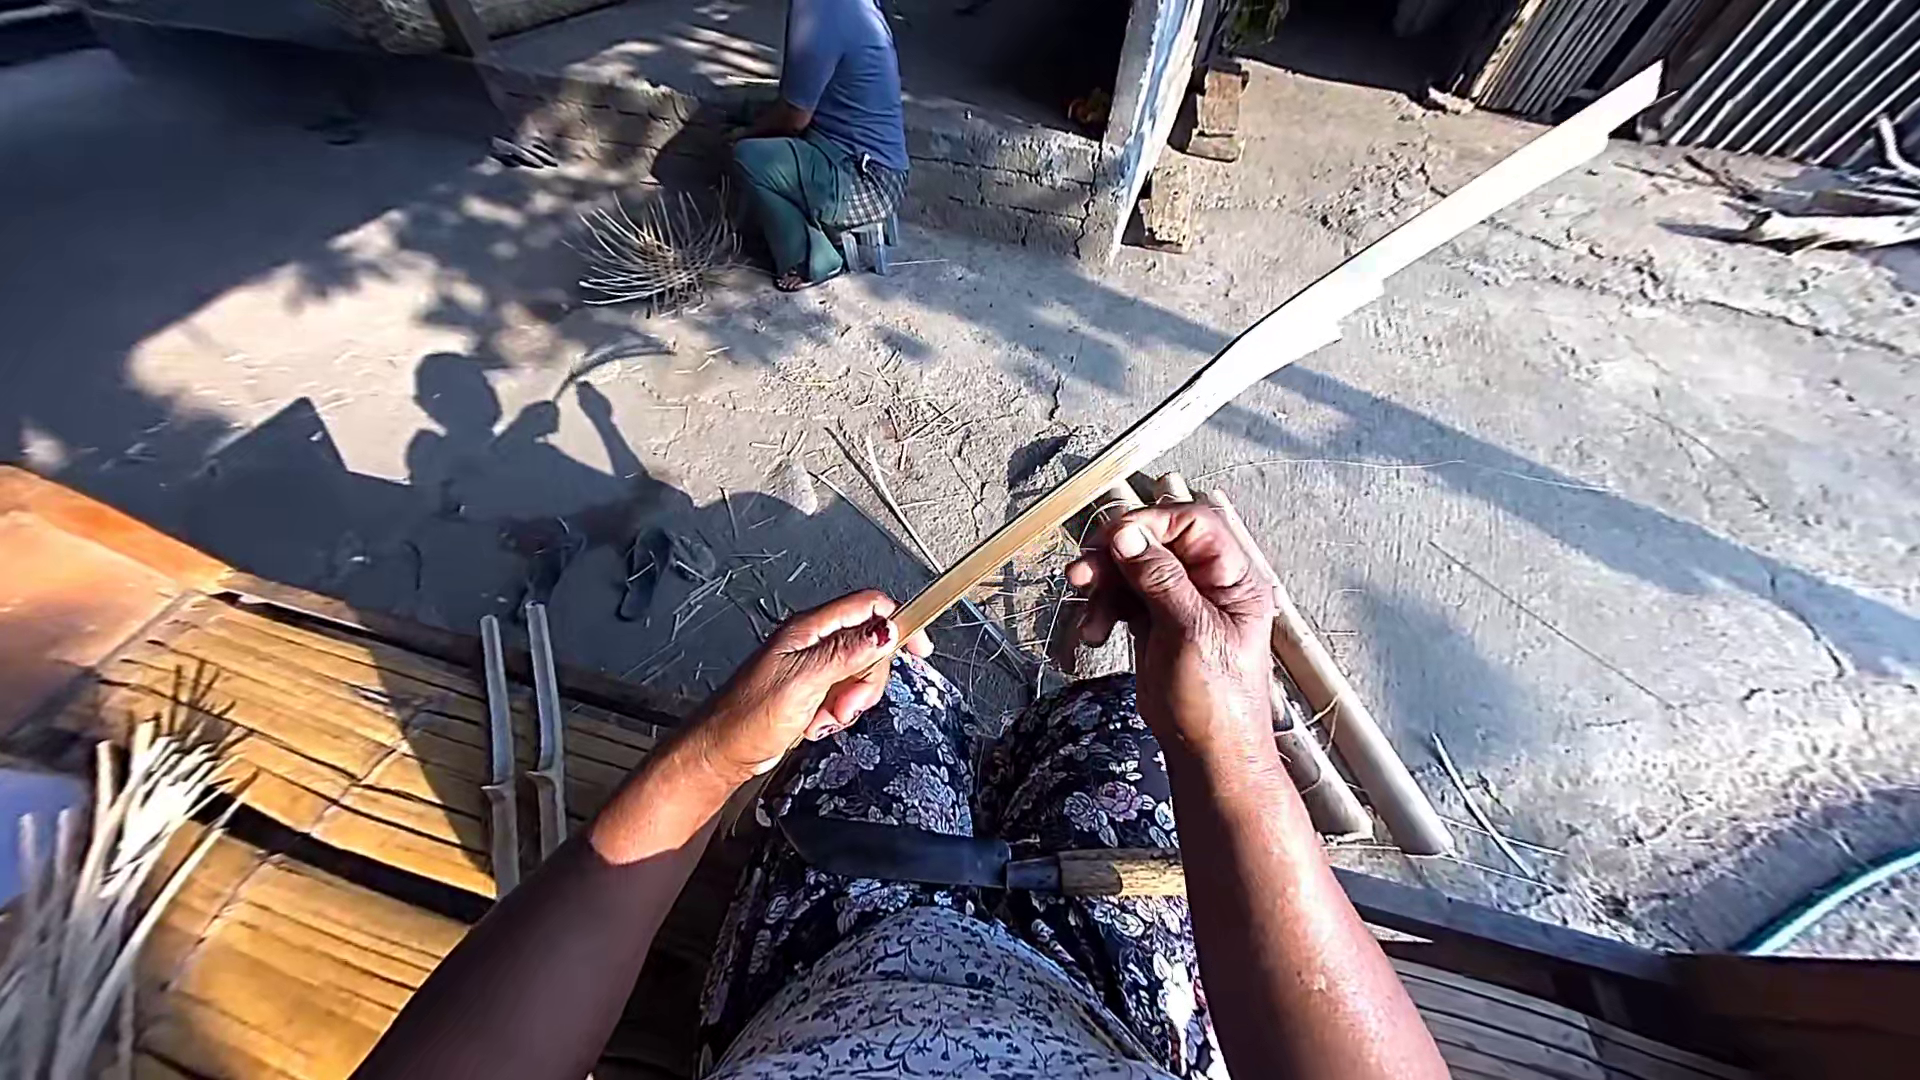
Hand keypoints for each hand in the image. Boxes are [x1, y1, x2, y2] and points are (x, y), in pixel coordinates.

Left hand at [686, 590, 932, 783]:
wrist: (722, 752)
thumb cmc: (746, 716)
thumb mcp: (802, 681)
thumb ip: (846, 653)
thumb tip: (885, 632)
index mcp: (811, 629)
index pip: (869, 606)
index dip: (898, 622)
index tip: (918, 648)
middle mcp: (815, 642)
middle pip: (872, 644)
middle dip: (870, 677)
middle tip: (848, 701)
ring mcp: (816, 665)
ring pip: (863, 671)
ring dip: (853, 699)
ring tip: (827, 714)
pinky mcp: (816, 687)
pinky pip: (848, 693)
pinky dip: (841, 711)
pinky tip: (819, 720)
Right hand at [1066, 493, 1274, 763]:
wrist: (1204, 749)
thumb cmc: (1215, 697)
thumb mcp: (1190, 632)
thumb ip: (1160, 579)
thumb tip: (1127, 534)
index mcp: (1231, 576)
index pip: (1192, 523)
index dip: (1151, 523)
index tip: (1114, 539)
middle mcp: (1203, 580)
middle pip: (1152, 543)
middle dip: (1114, 556)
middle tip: (1083, 572)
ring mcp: (1175, 599)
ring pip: (1129, 569)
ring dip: (1101, 587)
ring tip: (1087, 619)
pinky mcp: (1152, 617)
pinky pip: (1120, 596)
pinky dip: (1101, 610)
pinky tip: (1093, 633)